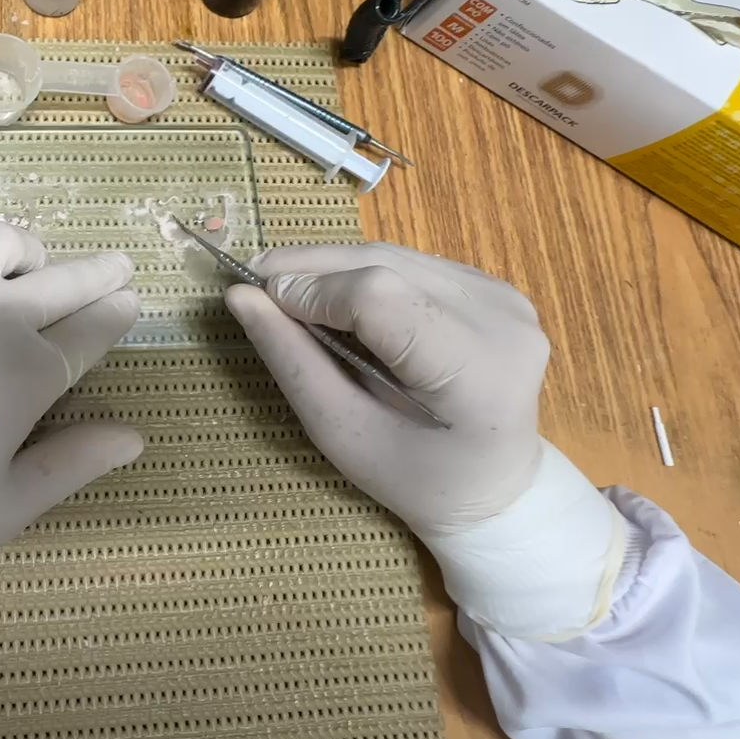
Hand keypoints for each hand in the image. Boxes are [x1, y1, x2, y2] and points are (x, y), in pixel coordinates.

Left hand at [0, 211, 143, 587]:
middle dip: (100, 272)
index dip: (117, 313)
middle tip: (115, 267)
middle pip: (63, 280)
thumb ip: (76, 462)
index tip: (129, 300)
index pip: (93, 330)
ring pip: (1, 240)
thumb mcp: (6, 506)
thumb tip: (135, 435)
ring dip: (27, 252)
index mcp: (28, 376)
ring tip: (29, 266)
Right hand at [224, 242, 545, 534]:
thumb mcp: (339, 430)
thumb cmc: (413, 473)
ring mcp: (501, 296)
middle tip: (255, 283)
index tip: (261, 301)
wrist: (492, 484)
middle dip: (309, 268)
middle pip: (382, 262)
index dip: (311, 290)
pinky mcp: (491, 285)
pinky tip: (333, 296)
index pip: (379, 297)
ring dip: (328, 266)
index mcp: (474, 371)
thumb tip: (238, 296)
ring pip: (389, 254)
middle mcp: (499, 319)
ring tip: (286, 290)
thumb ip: (291, 359)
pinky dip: (358, 271)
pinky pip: (405, 261)